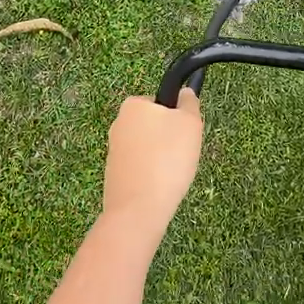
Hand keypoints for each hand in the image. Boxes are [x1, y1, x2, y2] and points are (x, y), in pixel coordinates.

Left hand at [101, 91, 203, 232]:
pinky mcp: (113, 176)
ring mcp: (113, 151)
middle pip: (154, 126)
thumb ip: (190, 102)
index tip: (185, 135)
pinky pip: (140, 169)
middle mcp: (118, 124)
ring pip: (148, 149)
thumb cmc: (167, 160)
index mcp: (132, 105)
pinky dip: (150, 176)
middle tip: (181, 155)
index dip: (177, 117)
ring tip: (171, 175)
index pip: (161, 103)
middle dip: (168, 140)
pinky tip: (159, 187)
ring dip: (160, 160)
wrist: (138, 210)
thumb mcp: (190, 123)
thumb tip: (184, 93)